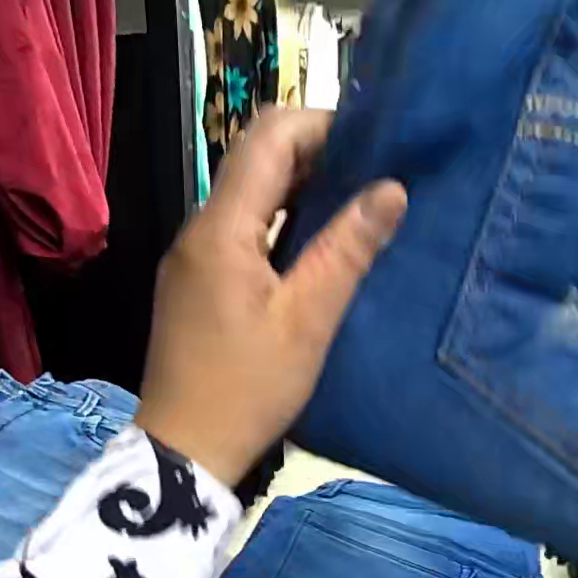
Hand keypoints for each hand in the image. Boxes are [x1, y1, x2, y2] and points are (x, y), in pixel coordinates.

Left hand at [134, 109, 406, 483]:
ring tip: (349, 217)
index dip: (320, 127)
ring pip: (246, 202)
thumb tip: (390, 189)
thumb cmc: (248, 390)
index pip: (268, 137)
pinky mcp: (191, 287)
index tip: (370, 149)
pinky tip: (309, 256)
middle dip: (313, 161)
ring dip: (296, 198)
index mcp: (220, 229)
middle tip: (369, 184)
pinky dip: (275, 231)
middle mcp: (196, 232)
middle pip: (254, 164)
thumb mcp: (307, 322)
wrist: (186, 450)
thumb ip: (346, 250)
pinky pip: (236, 238)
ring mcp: (188, 261)